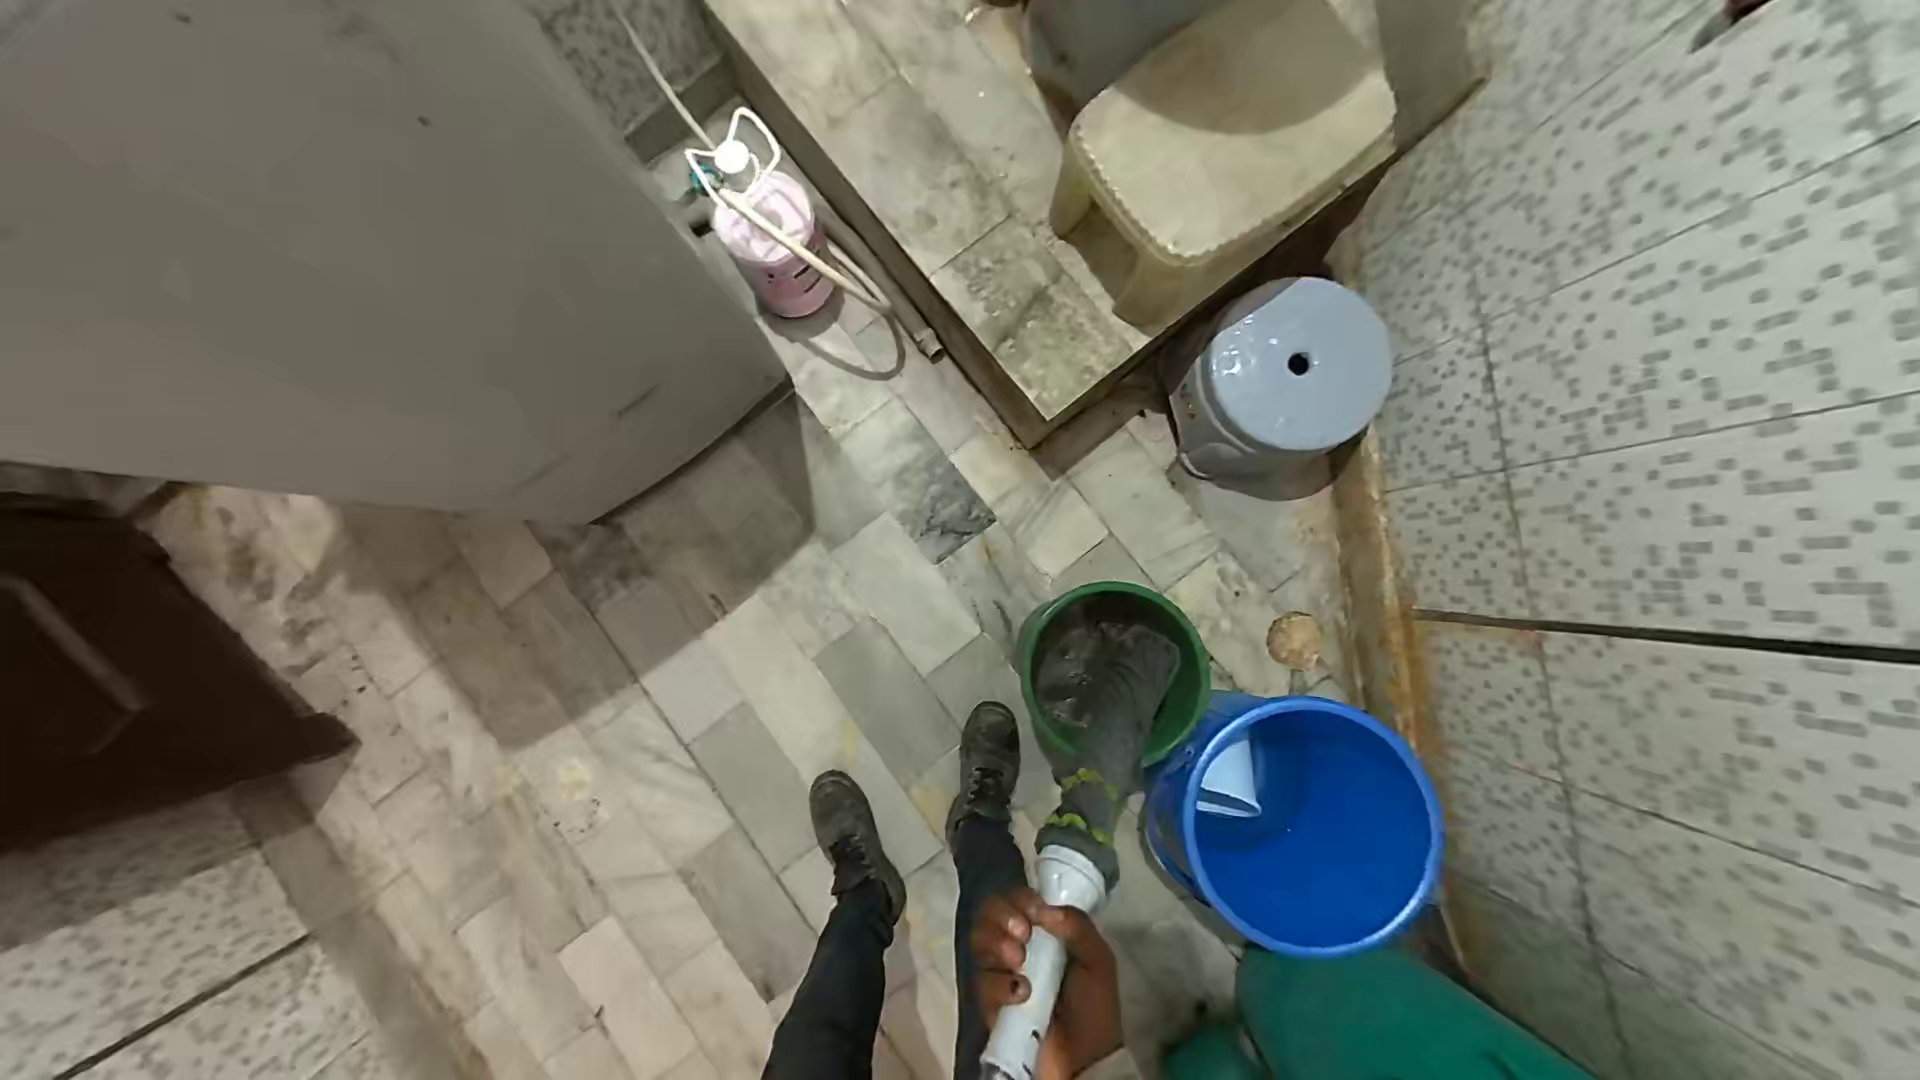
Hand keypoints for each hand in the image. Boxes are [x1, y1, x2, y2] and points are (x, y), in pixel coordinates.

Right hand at [971, 887, 1122, 1079]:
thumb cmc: (1094, 1008)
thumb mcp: (1098, 960)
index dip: (1021, 898)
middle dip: (1002, 915)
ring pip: (979, 940)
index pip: (1017, 898)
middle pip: (989, 911)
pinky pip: (981, 981)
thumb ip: (1077, 925)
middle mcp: (1016, 945)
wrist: (1086, 1063)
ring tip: (1020, 961)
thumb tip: (1046, 908)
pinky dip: (999, 983)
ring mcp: (1000, 973)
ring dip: (997, 943)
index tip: (1036, 912)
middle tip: (1024, 934)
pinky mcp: (990, 1003)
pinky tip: (1021, 995)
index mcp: (1041, 931)